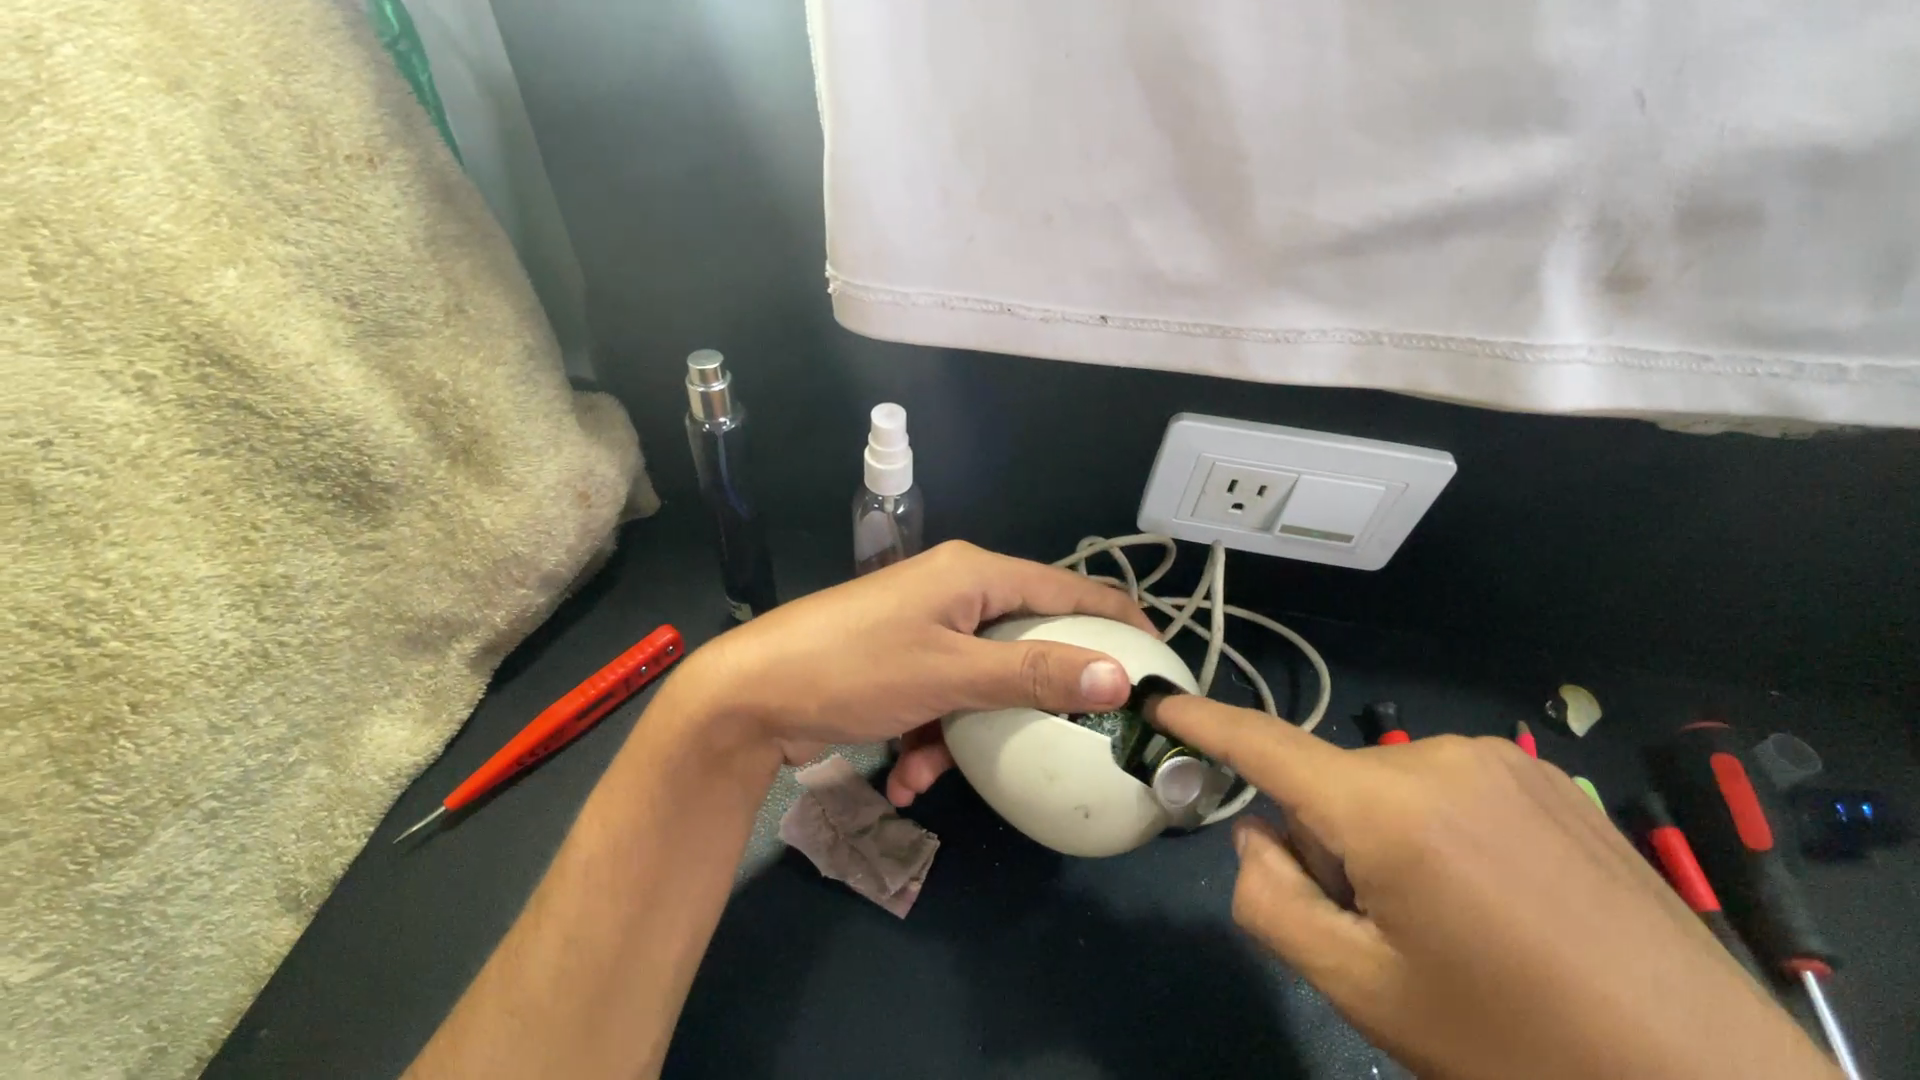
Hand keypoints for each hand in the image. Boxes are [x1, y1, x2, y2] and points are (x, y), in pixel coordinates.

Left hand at [679, 541, 1153, 804]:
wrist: (748, 696)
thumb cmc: (853, 669)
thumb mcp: (950, 674)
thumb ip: (1033, 674)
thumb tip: (1118, 676)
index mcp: (973, 575)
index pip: (1067, 586)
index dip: (1116, 620)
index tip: (1158, 662)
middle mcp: (953, 593)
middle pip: (1024, 641)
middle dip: (1032, 697)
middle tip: (1072, 737)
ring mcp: (922, 630)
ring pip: (980, 682)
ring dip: (968, 732)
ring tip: (934, 772)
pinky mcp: (898, 665)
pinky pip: (941, 700)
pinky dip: (931, 739)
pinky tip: (904, 778)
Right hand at [1149, 696, 1841, 1079]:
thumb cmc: (1513, 1046)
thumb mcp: (1362, 992)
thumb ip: (1272, 903)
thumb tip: (1258, 837)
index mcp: (1389, 808)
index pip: (1266, 746)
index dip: (1206, 722)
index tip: (1162, 703)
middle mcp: (1441, 758)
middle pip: (1330, 784)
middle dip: (1325, 841)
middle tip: (1379, 929)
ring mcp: (1503, 761)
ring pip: (1387, 787)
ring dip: (1381, 839)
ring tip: (1450, 924)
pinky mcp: (1547, 779)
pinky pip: (1445, 787)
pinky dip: (1433, 830)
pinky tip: (1497, 902)